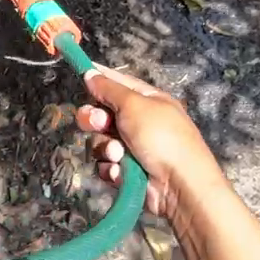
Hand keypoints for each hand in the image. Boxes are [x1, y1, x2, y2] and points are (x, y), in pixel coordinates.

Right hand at [78, 66, 224, 223]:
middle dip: (95, 118)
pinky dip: (111, 167)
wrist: (180, 187)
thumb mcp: (135, 105)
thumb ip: (109, 88)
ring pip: (99, 139)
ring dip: (105, 147)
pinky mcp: (127, 170)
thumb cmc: (161, 138)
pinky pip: (105, 162)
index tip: (78, 72)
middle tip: (100, 124)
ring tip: (119, 155)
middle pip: (101, 112)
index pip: (117, 82)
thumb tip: (90, 73)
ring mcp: (133, 148)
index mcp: (148, 101)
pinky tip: (122, 172)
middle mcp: (139, 122)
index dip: (98, 77)